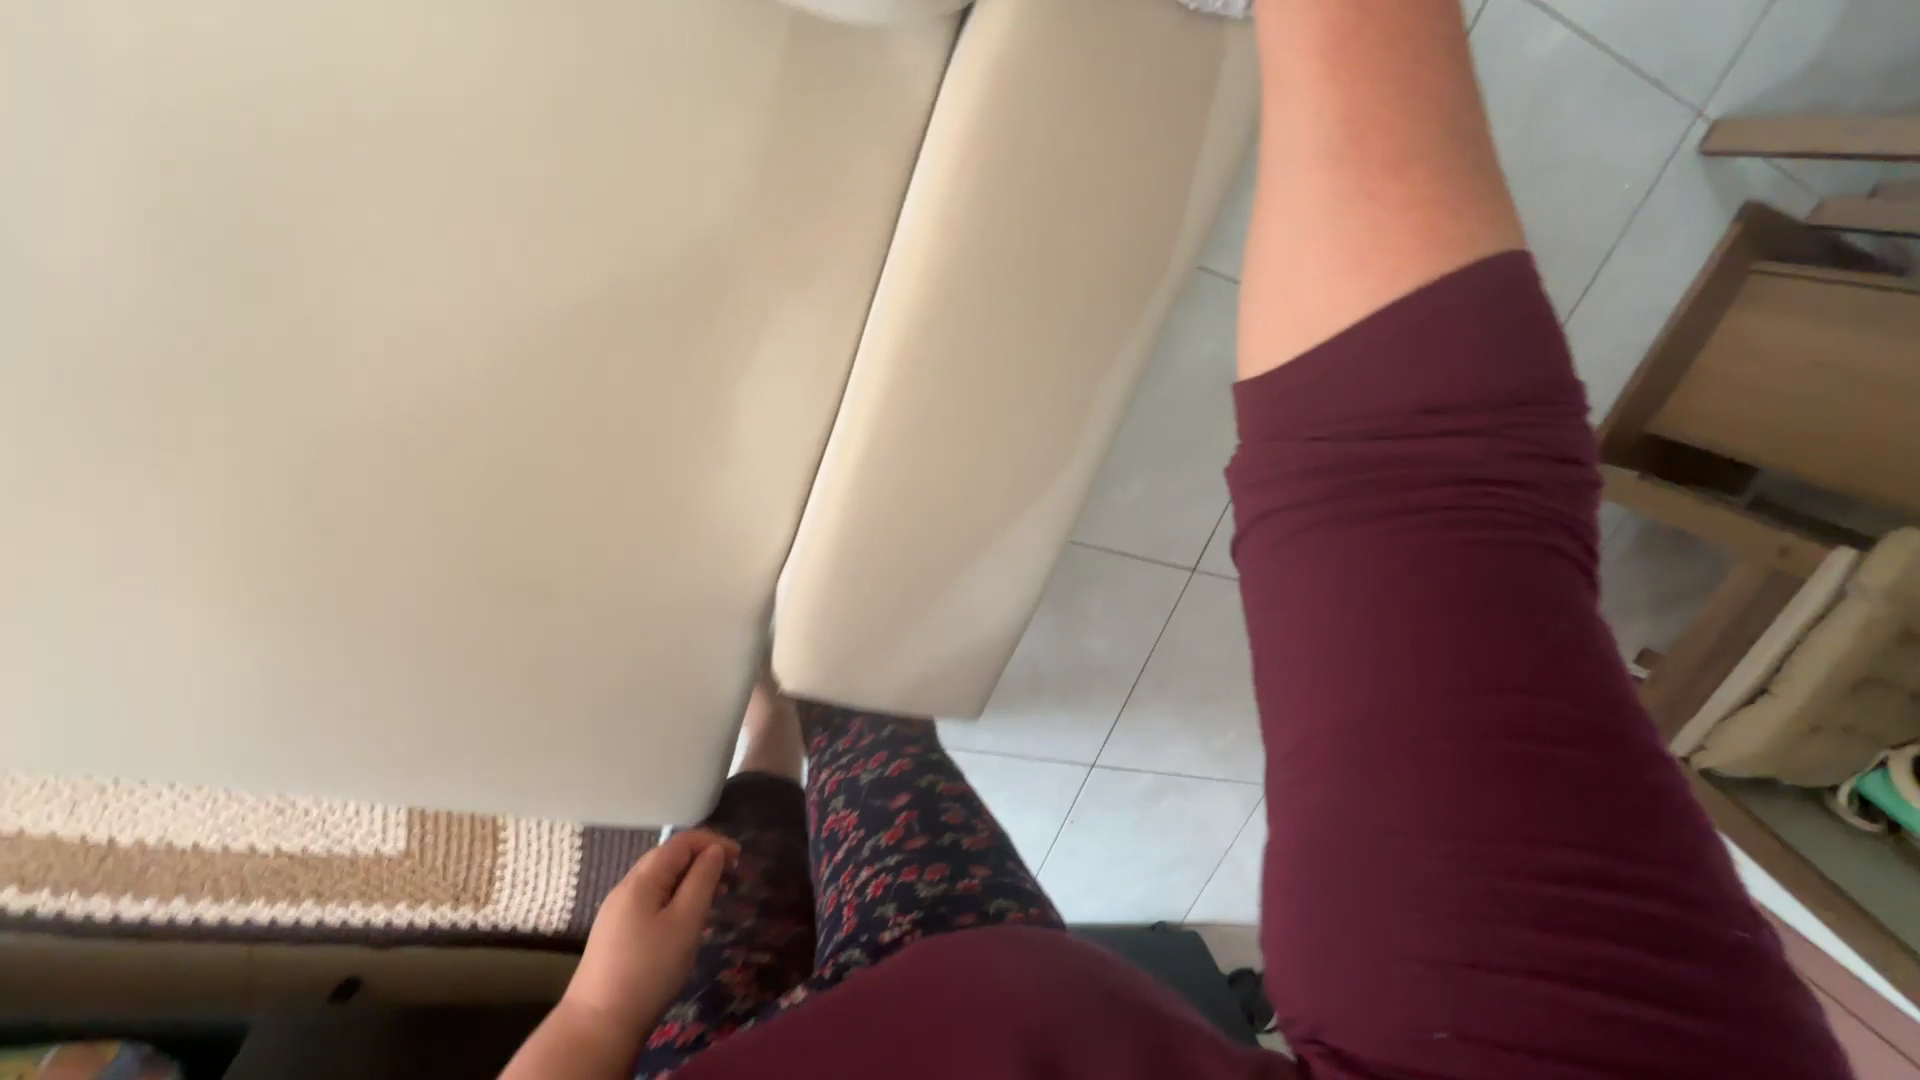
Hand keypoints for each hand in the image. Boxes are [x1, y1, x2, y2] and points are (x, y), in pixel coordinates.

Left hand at [563, 829, 739, 1035]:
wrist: (599, 1024)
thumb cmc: (650, 969)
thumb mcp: (685, 922)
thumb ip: (702, 880)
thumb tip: (714, 851)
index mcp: (641, 880)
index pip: (680, 842)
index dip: (712, 842)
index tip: (739, 858)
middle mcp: (626, 888)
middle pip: (667, 858)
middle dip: (702, 859)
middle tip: (730, 878)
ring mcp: (617, 911)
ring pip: (659, 881)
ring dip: (690, 880)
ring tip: (714, 899)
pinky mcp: (616, 933)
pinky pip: (651, 901)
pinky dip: (675, 899)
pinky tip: (686, 921)